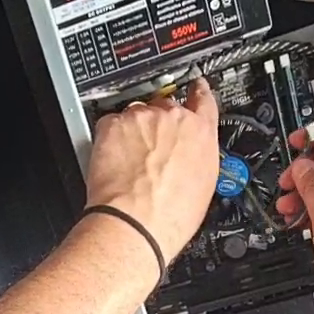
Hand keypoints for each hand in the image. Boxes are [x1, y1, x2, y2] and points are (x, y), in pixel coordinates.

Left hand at [82, 79, 220, 260]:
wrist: (136, 224)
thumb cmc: (169, 217)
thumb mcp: (202, 188)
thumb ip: (197, 159)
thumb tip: (189, 161)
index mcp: (201, 135)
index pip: (204, 101)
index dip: (197, 93)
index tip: (195, 88)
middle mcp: (173, 119)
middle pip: (165, 107)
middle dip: (157, 124)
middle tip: (150, 150)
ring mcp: (142, 119)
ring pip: (136, 114)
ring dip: (133, 131)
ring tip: (129, 162)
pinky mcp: (114, 125)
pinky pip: (110, 122)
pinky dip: (109, 137)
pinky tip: (113, 160)